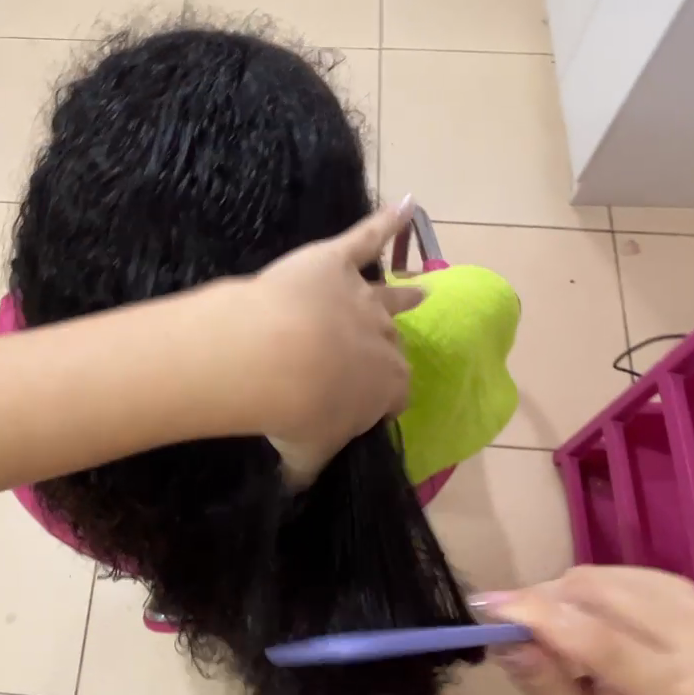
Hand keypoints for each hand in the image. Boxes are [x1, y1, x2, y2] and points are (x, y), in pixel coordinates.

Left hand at [227, 198, 424, 458]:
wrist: (273, 357)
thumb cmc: (293, 414)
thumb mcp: (305, 457)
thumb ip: (306, 471)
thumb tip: (295, 490)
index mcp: (384, 388)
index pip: (395, 392)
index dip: (384, 397)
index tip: (372, 404)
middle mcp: (383, 340)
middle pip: (391, 344)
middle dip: (385, 350)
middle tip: (376, 354)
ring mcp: (362, 298)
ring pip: (390, 296)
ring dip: (405, 295)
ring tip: (420, 291)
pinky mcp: (335, 262)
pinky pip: (367, 238)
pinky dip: (386, 221)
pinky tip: (406, 204)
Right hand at [475, 567, 693, 694]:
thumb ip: (545, 687)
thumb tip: (509, 641)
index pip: (602, 644)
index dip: (541, 617)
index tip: (490, 605)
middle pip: (602, 600)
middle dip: (544, 600)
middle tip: (511, 615)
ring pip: (605, 580)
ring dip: (562, 592)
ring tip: (550, 622)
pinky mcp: (690, 595)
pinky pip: (617, 573)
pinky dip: (586, 587)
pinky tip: (584, 613)